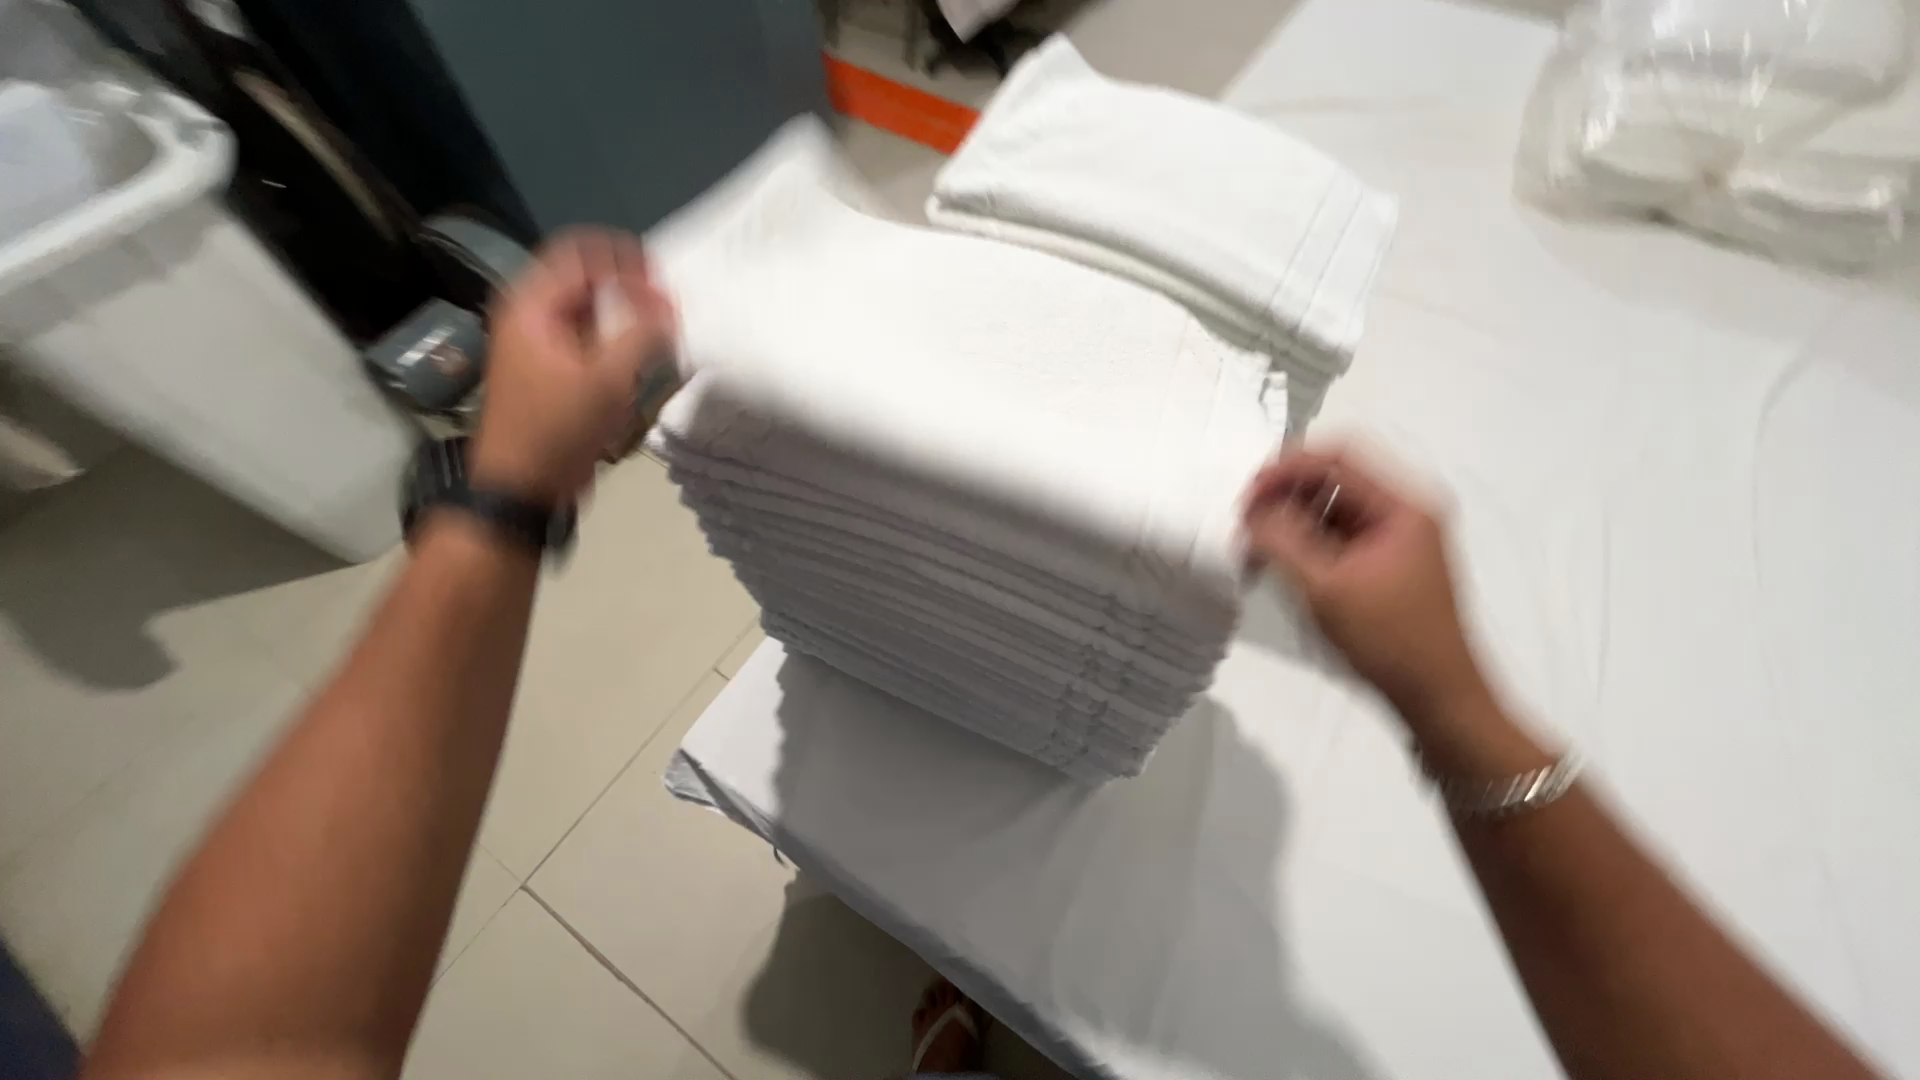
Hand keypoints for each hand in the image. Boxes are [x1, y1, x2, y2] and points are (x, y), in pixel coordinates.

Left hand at [470, 230, 676, 502]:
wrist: (523, 486)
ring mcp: (544, 347)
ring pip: (593, 314)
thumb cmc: (556, 429)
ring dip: (630, 317)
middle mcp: (533, 318)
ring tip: (667, 330)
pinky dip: (622, 343)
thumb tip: (671, 308)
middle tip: (672, 307)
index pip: (582, 256)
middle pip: (588, 283)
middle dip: (632, 290)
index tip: (666, 281)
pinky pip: (594, 342)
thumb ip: (642, 335)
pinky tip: (649, 357)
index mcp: (531, 307)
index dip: (625, 261)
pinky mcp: (558, 374)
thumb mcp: (605, 379)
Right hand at [1243, 445, 1491, 721]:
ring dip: (1287, 523)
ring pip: (1329, 510)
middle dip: (1282, 498)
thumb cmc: (1388, 640)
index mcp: (1403, 506)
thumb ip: (1283, 541)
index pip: (1336, 460)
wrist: (1439, 699)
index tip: (1245, 497)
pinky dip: (1302, 545)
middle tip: (1244, 527)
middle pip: (1331, 481)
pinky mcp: (1383, 563)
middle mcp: (1403, 512)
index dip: (1284, 469)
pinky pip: (1335, 537)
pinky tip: (1275, 566)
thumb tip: (1251, 511)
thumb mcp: (1326, 588)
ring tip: (1253, 552)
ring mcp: (1394, 538)